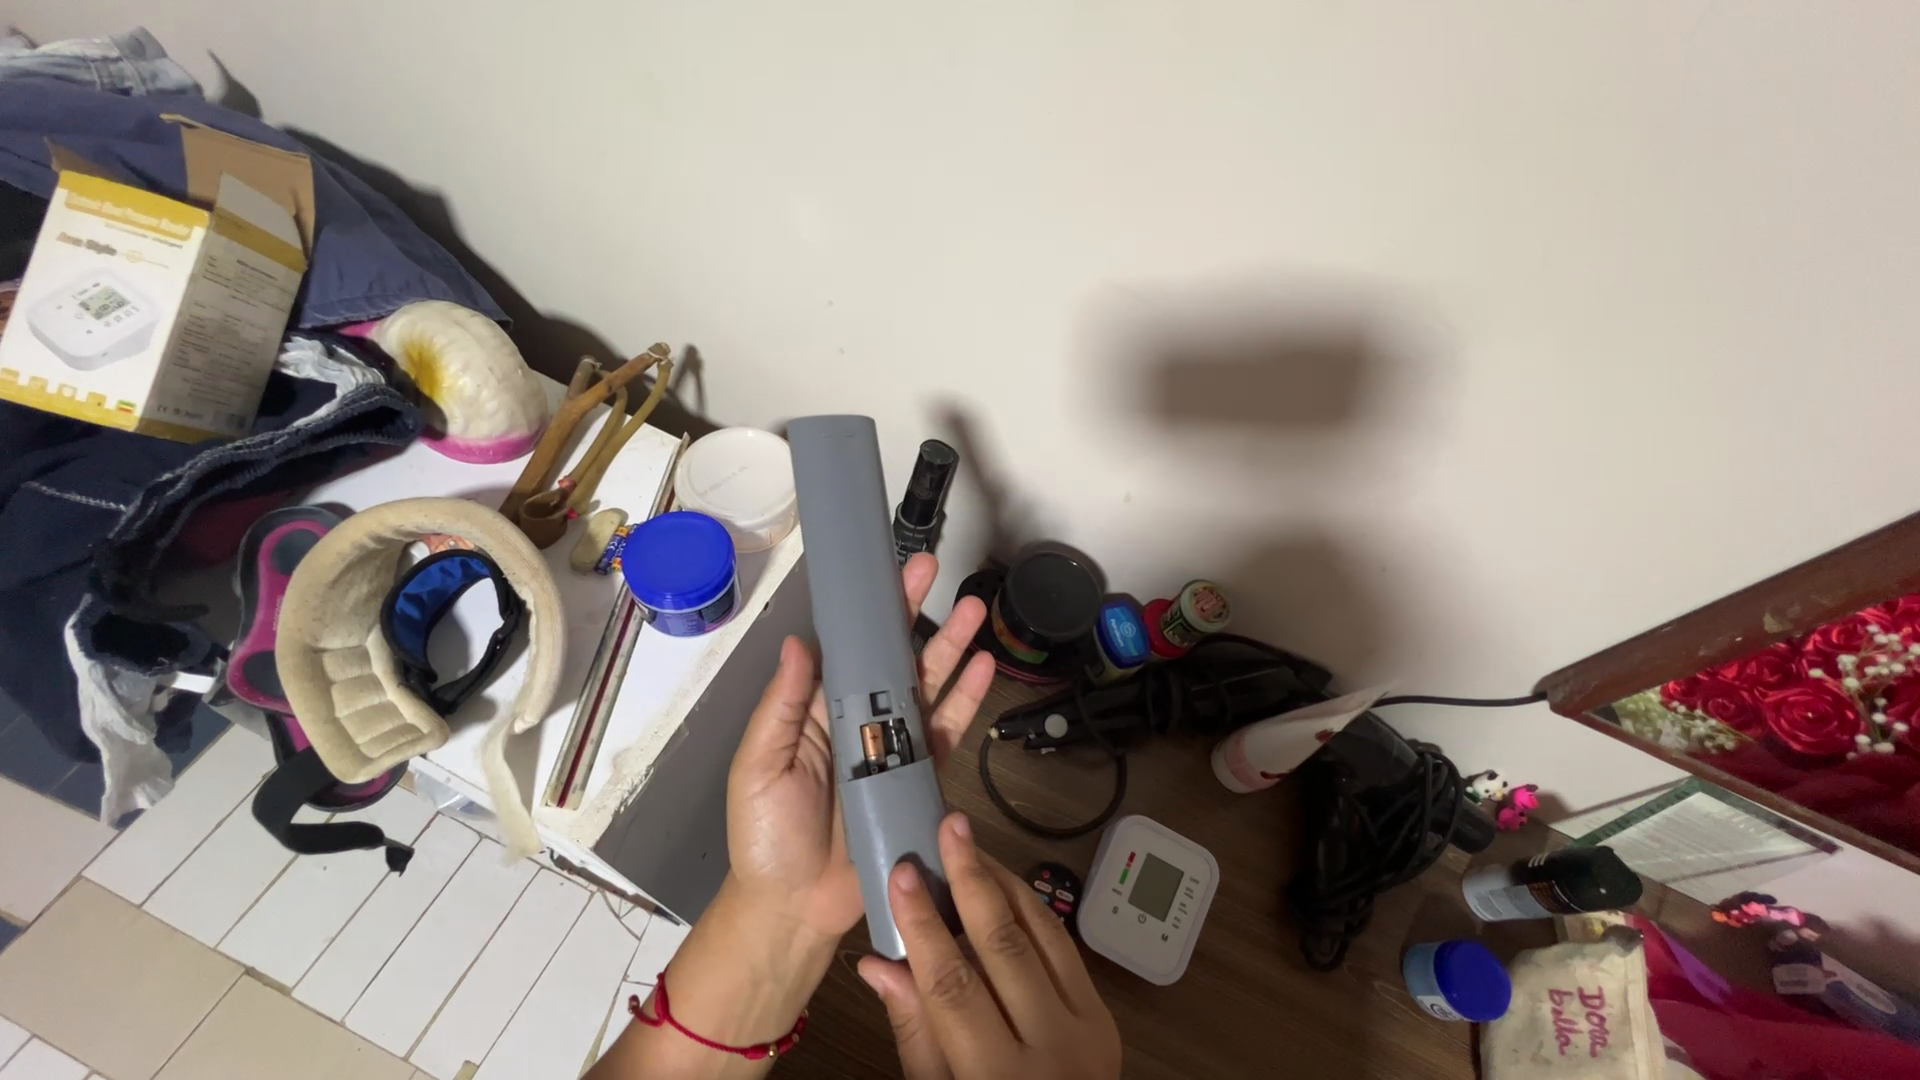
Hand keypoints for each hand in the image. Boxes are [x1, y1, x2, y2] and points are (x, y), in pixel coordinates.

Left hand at [725, 553, 995, 940]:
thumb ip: (782, 706)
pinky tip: (983, 672)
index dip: (871, 611)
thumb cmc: (766, 835)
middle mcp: (861, 719)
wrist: (795, 908)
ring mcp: (895, 747)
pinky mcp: (921, 778)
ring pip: (928, 687)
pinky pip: (946, 733)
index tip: (889, 572)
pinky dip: (966, 701)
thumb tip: (799, 643)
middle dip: (917, 614)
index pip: (850, 649)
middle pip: (896, 658)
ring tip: (975, 613)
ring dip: (952, 649)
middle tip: (936, 571)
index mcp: (820, 710)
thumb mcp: (759, 765)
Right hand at [858, 813, 1121, 1079]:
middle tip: (949, 826)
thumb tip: (879, 962)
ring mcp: (1088, 1028)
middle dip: (972, 879)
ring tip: (970, 842)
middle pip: (1004, 945)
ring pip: (1041, 932)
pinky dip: (1031, 905)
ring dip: (1003, 880)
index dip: (923, 926)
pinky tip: (1002, 880)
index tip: (902, 874)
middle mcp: (1052, 1049)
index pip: (952, 987)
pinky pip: (1063, 944)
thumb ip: (915, 1035)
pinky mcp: (1103, 1014)